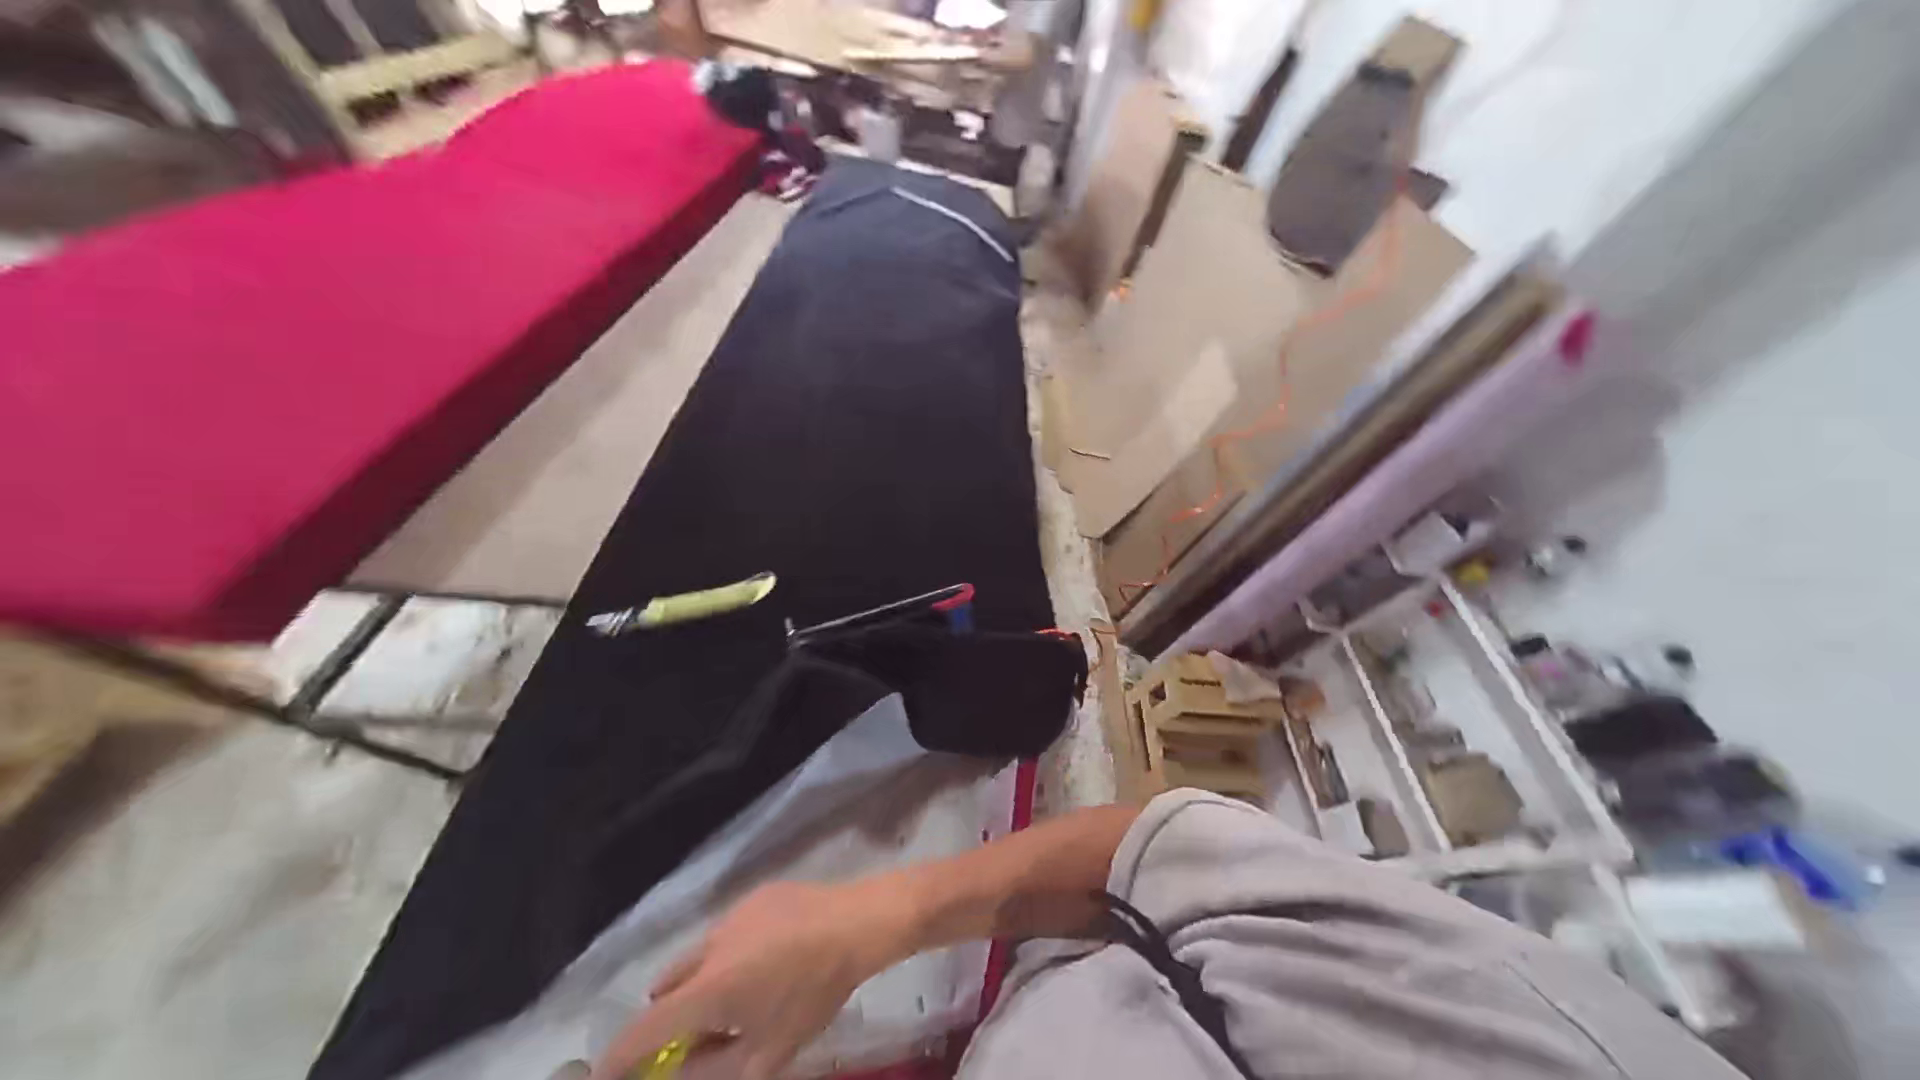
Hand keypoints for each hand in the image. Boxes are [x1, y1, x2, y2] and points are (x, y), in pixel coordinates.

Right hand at [591, 880, 910, 1079]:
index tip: (608, 1073)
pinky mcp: (756, 895)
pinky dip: (731, 952)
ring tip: (740, 995)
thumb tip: (679, 1071)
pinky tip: (768, 958)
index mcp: (708, 988)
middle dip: (667, 1015)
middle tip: (694, 1035)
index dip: (618, 1057)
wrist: (857, 923)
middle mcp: (709, 946)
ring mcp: (733, 914)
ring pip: (698, 956)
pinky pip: (728, 931)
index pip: (643, 1028)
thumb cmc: (814, 992)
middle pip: (667, 987)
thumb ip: (714, 1070)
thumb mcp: (767, 1051)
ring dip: (701, 981)